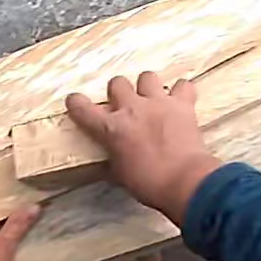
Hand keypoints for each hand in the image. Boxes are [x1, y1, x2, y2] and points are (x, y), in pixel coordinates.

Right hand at [65, 72, 222, 223]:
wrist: (184, 181)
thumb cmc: (148, 184)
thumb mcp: (120, 175)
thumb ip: (113, 159)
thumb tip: (110, 159)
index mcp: (111, 128)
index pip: (82, 108)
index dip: (76, 103)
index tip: (76, 103)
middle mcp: (132, 108)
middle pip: (117, 82)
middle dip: (118, 93)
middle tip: (126, 107)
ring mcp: (158, 103)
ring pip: (147, 76)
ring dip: (148, 87)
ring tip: (153, 100)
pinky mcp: (182, 104)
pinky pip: (183, 86)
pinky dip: (182, 92)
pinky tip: (181, 101)